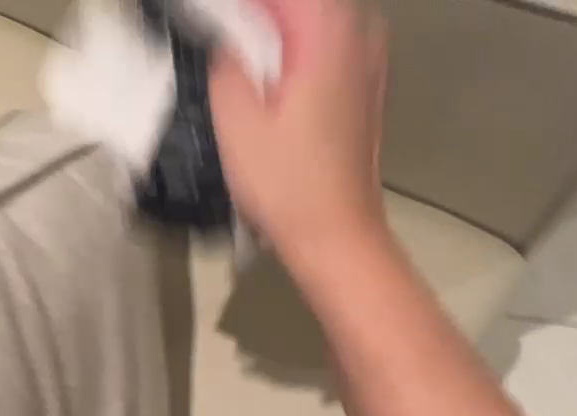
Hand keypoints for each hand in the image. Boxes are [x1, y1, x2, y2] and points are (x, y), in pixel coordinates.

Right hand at [210, 0, 389, 260]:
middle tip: (222, 47)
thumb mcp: (236, 123)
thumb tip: (226, 40)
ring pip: (313, 22)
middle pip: (300, 4)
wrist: (334, 232)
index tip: (208, 23)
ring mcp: (368, 58)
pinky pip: (325, 46)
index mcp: (327, 31)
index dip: (239, 10)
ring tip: (241, 67)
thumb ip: (226, 65)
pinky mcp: (365, 84)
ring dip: (275, 36)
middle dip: (259, 18)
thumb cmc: (285, 184)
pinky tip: (270, 88)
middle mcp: (359, 30)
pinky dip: (295, 53)